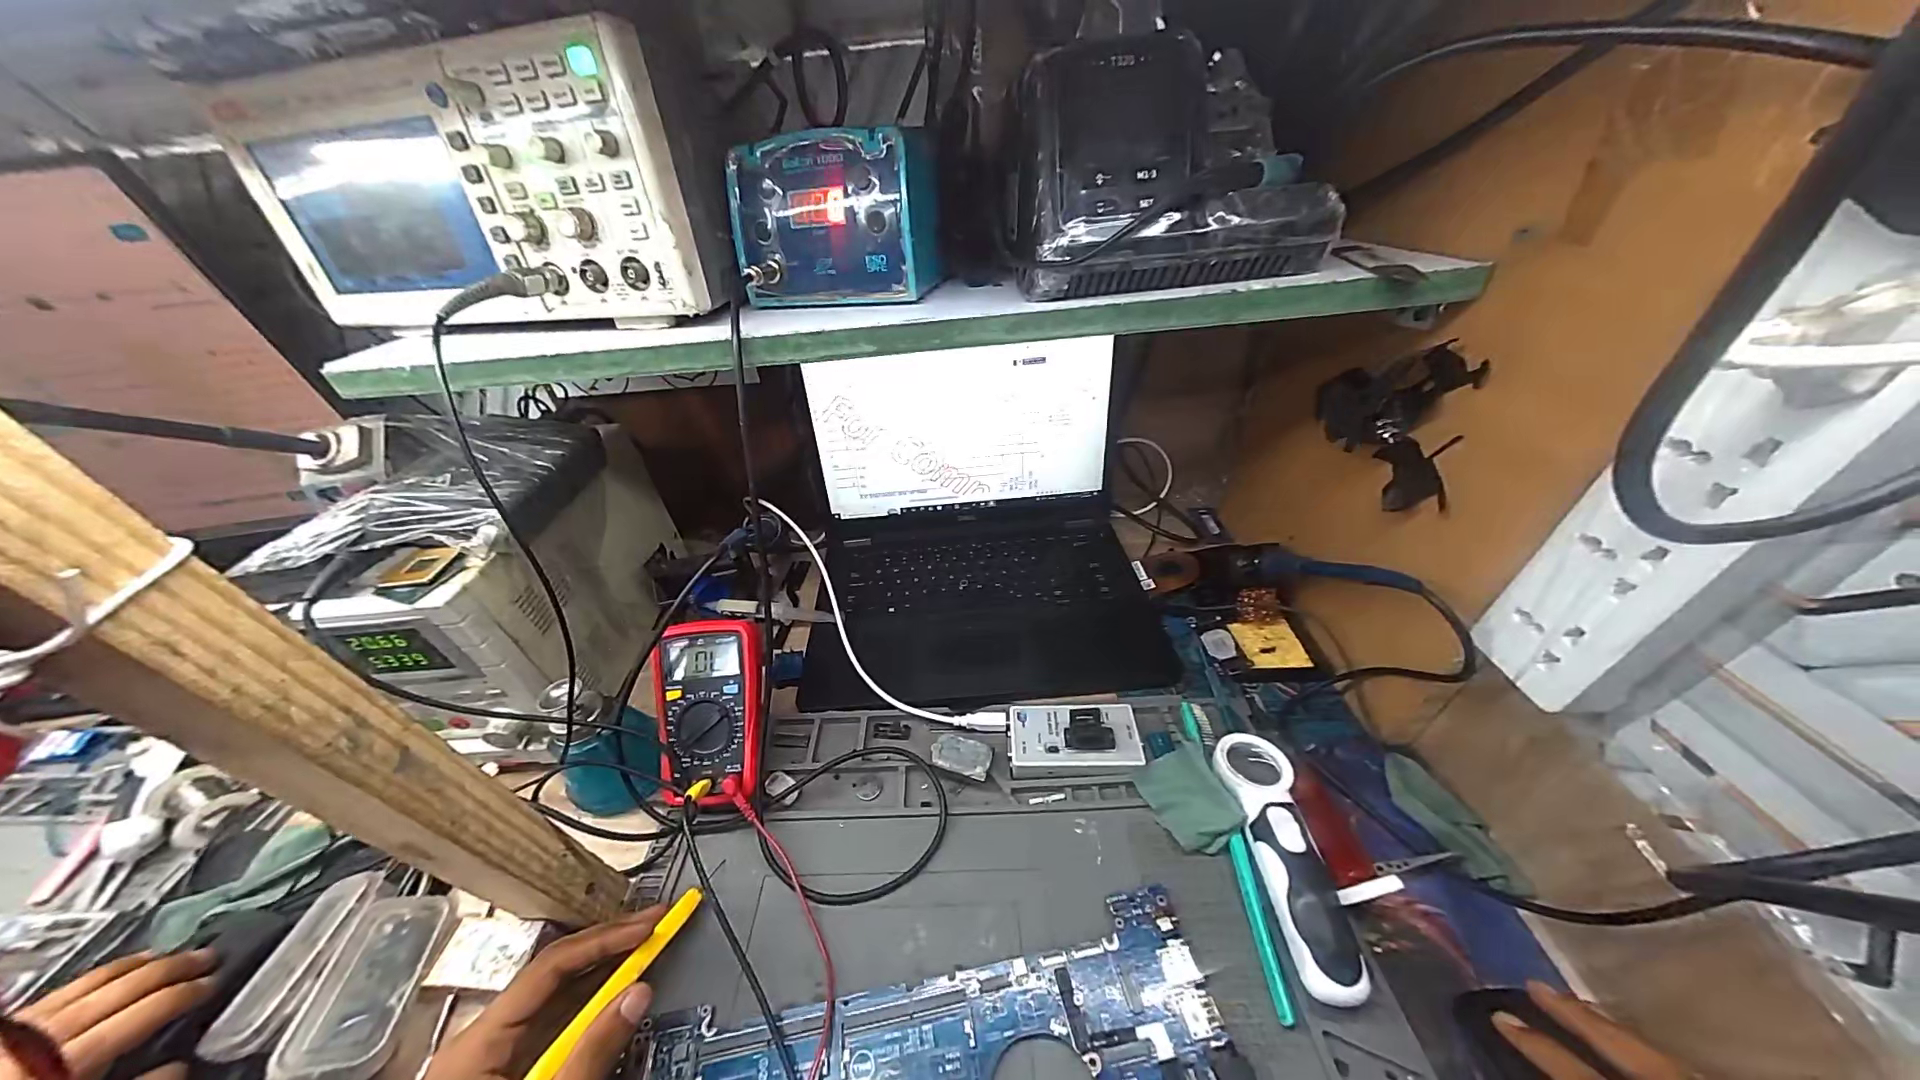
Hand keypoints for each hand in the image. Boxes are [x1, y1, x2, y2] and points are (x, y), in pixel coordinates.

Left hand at [1, 950, 216, 1079]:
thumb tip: (180, 1067)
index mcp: (71, 1058)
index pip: (151, 1008)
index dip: (190, 991)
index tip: (217, 982)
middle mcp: (48, 1033)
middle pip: (127, 985)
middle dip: (175, 966)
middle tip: (209, 955)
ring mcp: (22, 1027)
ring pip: (95, 979)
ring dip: (141, 963)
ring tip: (170, 954)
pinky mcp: (6, 1027)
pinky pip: (65, 988)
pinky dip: (101, 974)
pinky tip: (115, 972)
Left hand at [425, 907, 665, 1079]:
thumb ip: (592, 1055)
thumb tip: (637, 994)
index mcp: (476, 1045)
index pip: (552, 967)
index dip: (606, 939)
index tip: (651, 925)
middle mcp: (478, 1043)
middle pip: (552, 976)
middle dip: (607, 947)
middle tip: (656, 926)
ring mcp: (487, 1062)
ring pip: (553, 999)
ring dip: (602, 972)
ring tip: (643, 950)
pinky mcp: (501, 1077)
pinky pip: (550, 1027)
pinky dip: (588, 1006)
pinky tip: (615, 995)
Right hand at [1494, 980, 1697, 1079]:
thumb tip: (1549, 1071)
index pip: (1578, 1074)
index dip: (1537, 1046)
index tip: (1500, 1016)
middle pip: (1621, 1050)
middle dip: (1574, 1018)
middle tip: (1534, 983)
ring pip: (1656, 1054)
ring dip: (1610, 1028)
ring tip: (1578, 1004)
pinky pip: (1679, 1066)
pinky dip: (1646, 1048)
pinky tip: (1636, 1041)